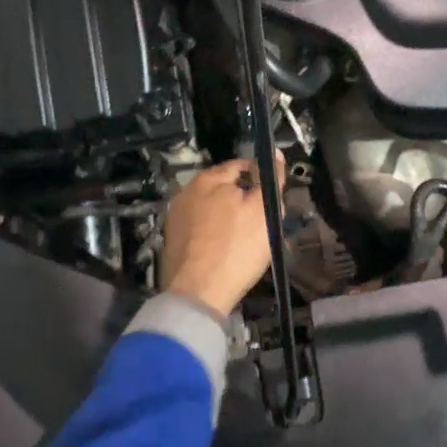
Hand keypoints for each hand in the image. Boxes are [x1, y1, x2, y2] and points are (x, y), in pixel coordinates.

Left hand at [162, 153, 283, 315]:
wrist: (198, 294)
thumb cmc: (236, 248)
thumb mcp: (263, 210)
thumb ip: (270, 179)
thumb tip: (274, 151)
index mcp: (207, 178)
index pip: (241, 166)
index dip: (260, 181)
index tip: (270, 201)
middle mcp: (186, 191)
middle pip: (224, 188)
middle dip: (243, 200)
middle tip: (260, 224)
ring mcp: (176, 217)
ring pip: (212, 210)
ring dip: (228, 219)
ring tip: (244, 242)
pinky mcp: (172, 241)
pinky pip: (201, 230)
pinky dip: (214, 235)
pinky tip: (224, 252)